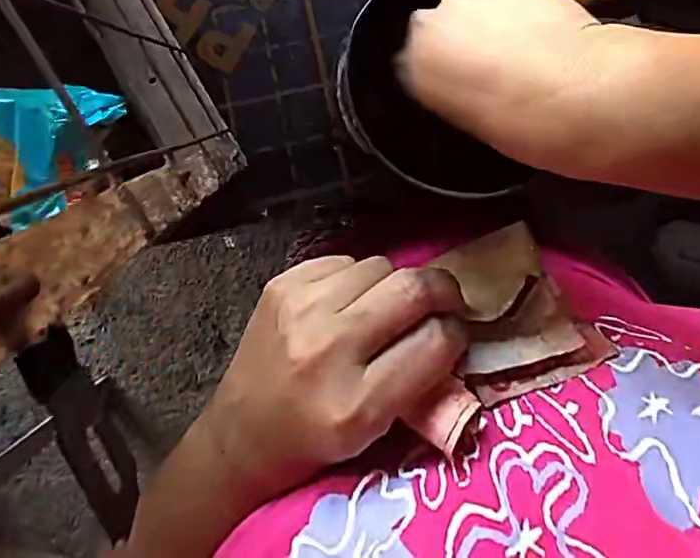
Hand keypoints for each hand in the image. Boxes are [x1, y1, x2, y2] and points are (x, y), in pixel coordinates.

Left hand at [194, 256, 465, 502]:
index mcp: (356, 404)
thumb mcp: (375, 433)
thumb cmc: (314, 440)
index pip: (433, 344)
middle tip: (447, 299)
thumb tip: (455, 330)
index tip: (457, 332)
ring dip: (395, 283)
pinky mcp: (282, 284)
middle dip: (442, 289)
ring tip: (388, 305)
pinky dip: (356, 276)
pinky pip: (343, 259)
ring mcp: (300, 308)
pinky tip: (348, 300)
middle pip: (410, 289)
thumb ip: (421, 386)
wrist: (242, 430)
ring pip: (379, 265)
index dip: (457, 333)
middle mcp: (327, 348)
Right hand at [396, 0, 659, 176]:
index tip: (467, 74)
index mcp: (414, 70)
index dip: (446, 64)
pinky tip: (541, 19)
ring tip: (526, 37)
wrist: (583, 94)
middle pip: (439, 23)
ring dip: (489, 14)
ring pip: (469, 0)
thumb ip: (454, 92)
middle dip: (463, 34)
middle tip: (499, 56)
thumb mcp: (475, 123)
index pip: (416, 59)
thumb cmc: (531, 127)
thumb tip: (465, 80)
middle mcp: (426, 28)